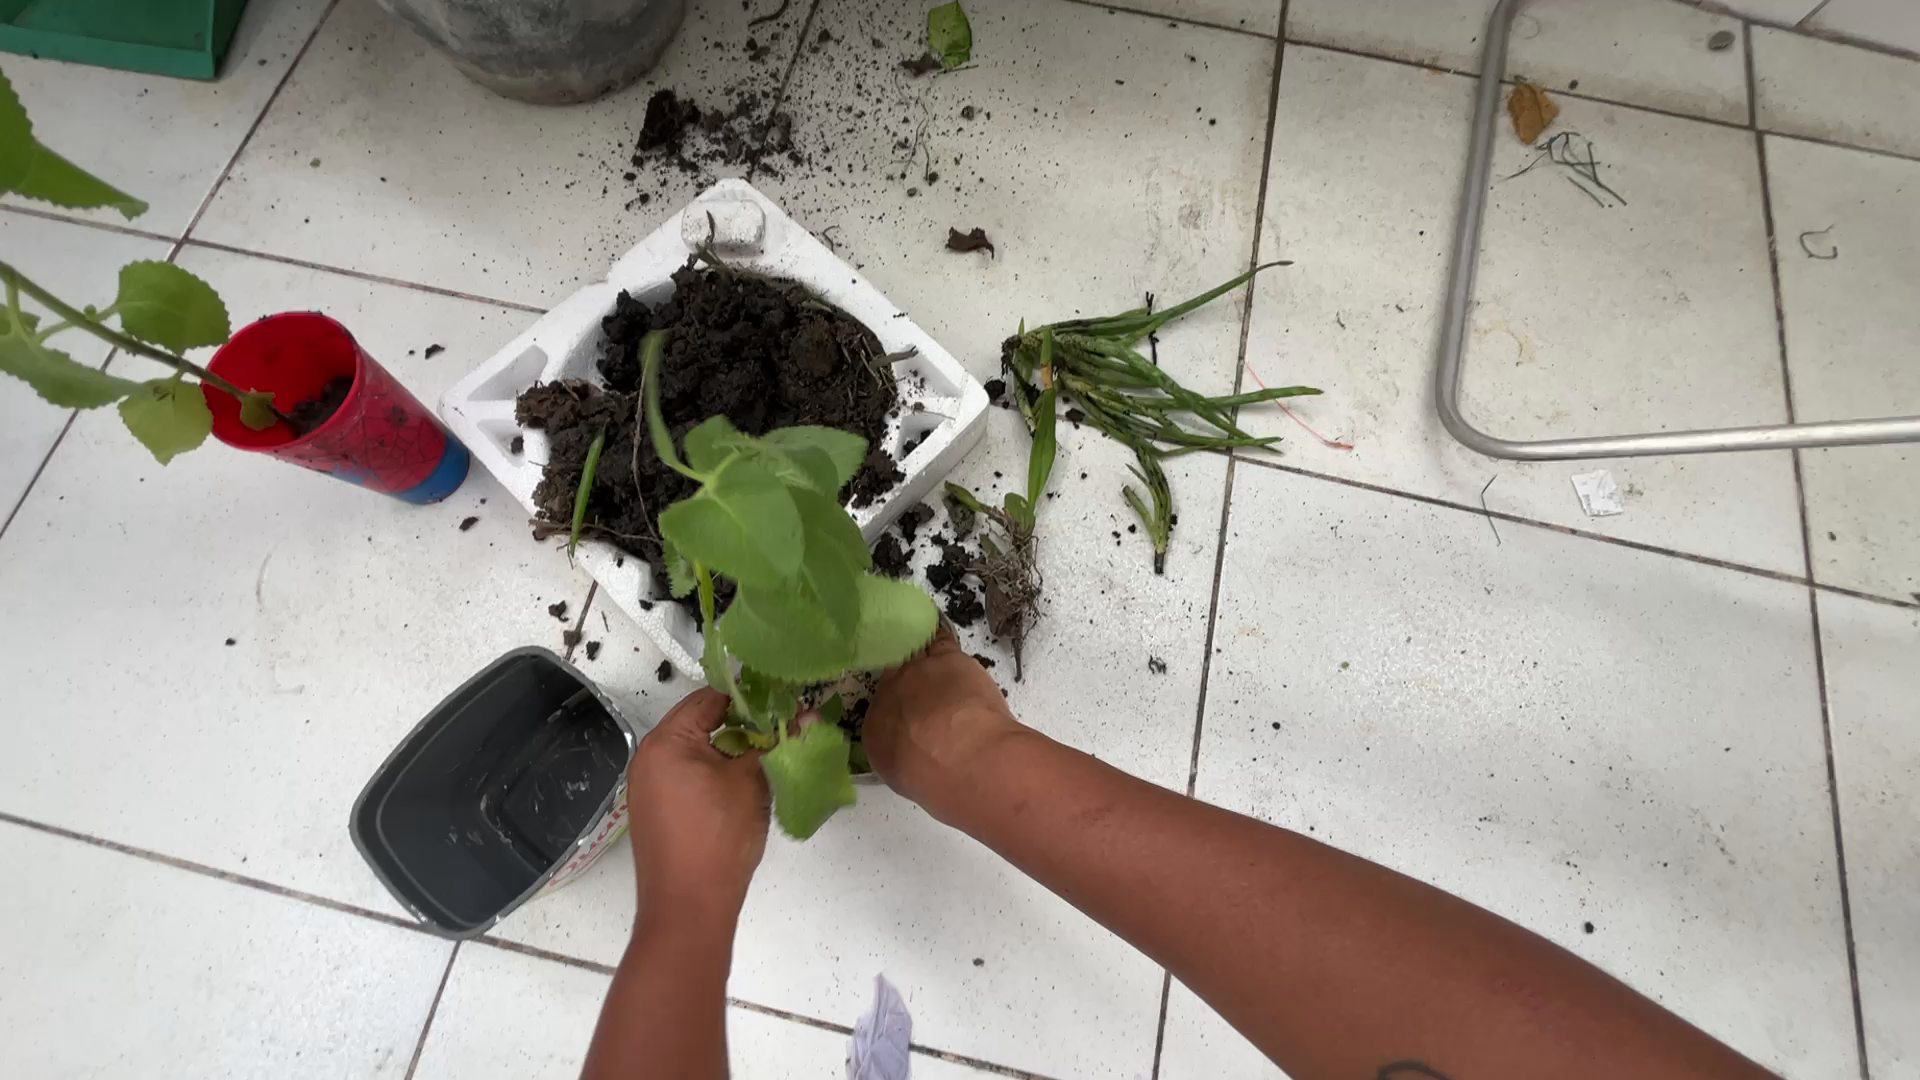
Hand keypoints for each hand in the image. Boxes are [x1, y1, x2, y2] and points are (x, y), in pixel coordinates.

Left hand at [626, 688, 769, 918]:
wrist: (689, 909)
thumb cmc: (719, 835)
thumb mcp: (753, 780)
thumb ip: (777, 742)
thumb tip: (810, 716)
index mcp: (666, 742)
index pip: (710, 698)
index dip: (749, 696)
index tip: (783, 700)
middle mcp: (649, 758)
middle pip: (702, 722)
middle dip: (744, 723)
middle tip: (783, 726)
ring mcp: (650, 786)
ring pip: (698, 749)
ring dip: (733, 748)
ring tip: (771, 752)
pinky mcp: (658, 810)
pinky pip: (690, 774)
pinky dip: (717, 770)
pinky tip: (748, 780)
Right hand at [864, 622, 1025, 823]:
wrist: (961, 757)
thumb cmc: (936, 779)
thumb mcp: (907, 777)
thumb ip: (904, 755)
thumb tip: (913, 750)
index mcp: (876, 729)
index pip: (882, 710)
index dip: (899, 709)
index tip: (914, 716)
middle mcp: (889, 694)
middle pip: (894, 676)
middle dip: (908, 681)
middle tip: (926, 691)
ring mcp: (917, 671)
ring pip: (917, 656)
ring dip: (927, 660)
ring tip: (939, 668)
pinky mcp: (945, 657)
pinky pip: (939, 639)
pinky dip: (941, 638)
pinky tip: (944, 636)